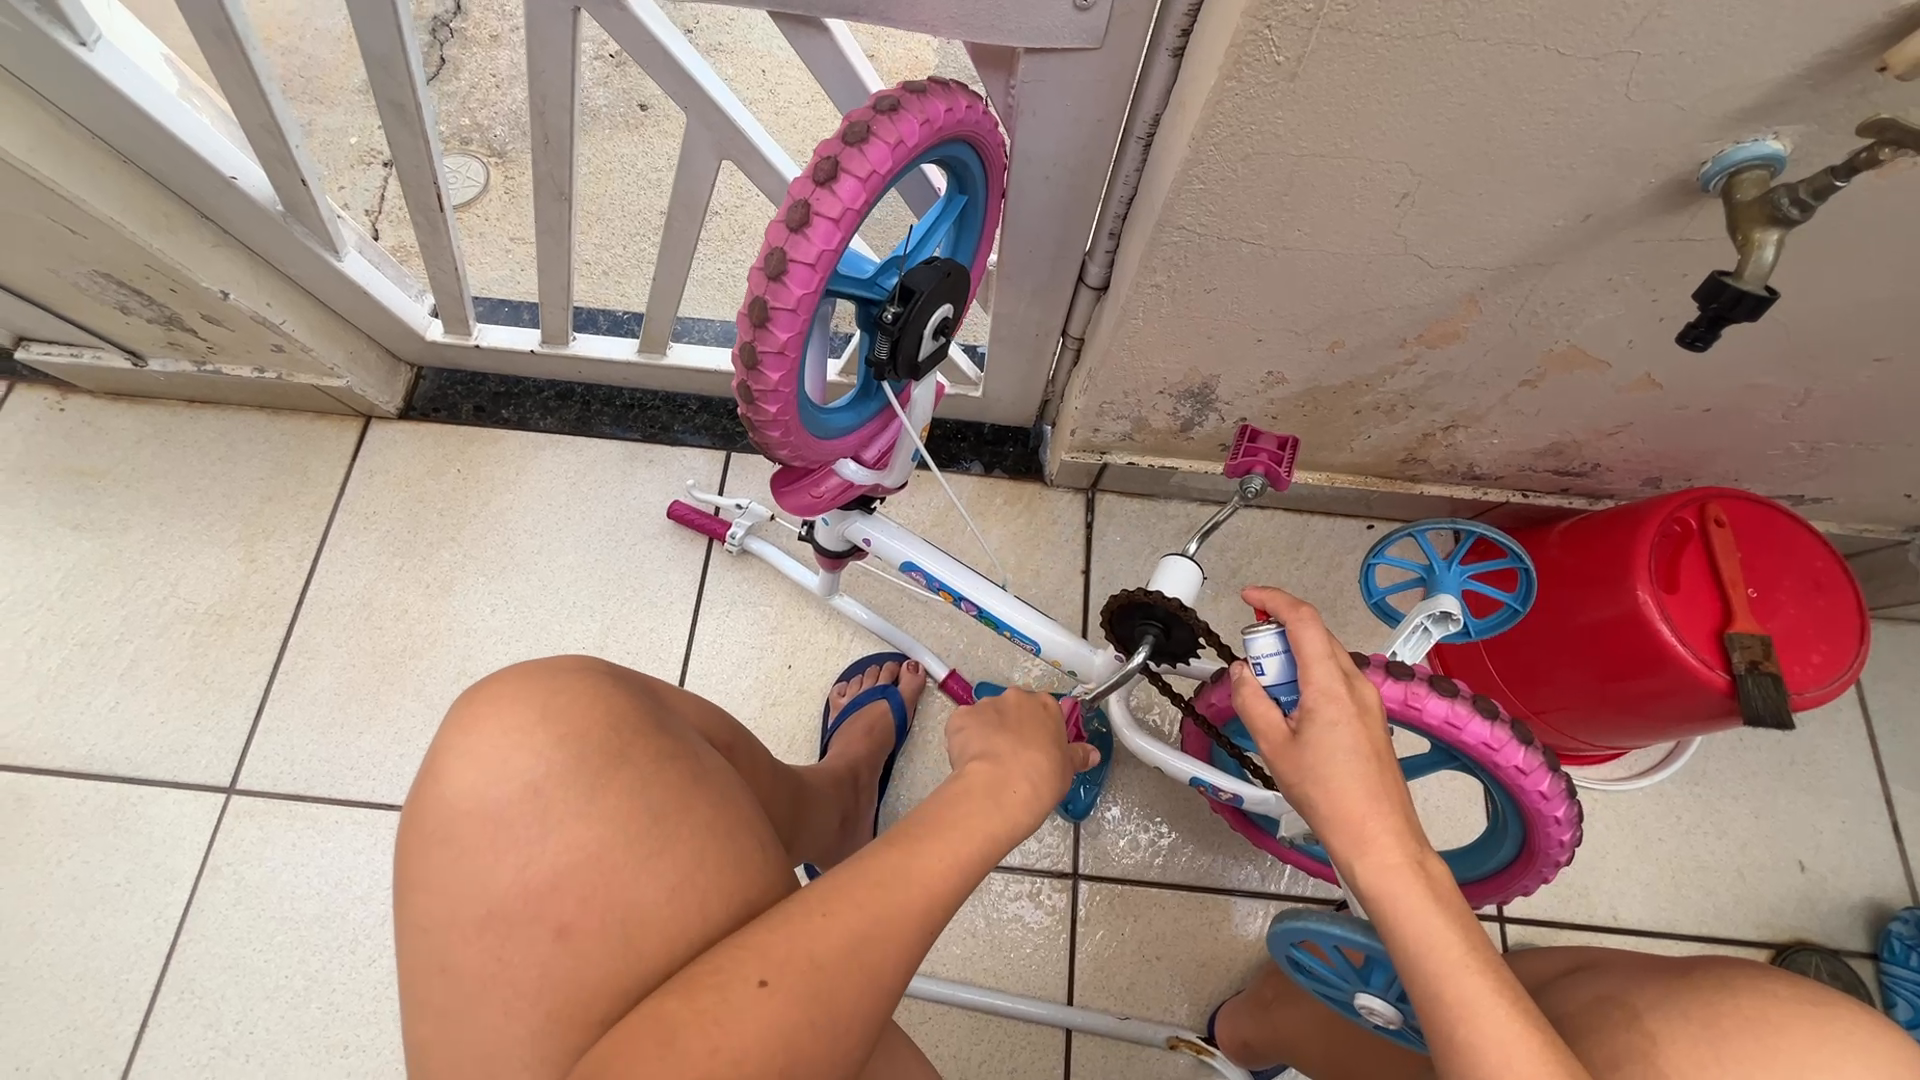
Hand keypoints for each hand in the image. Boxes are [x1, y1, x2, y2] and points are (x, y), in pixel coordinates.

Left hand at [945, 690, 1099, 830]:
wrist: (1001, 786)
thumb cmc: (1041, 777)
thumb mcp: (1068, 769)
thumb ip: (1078, 756)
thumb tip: (1092, 754)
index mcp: (1045, 705)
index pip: (1044, 710)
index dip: (1039, 730)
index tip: (1037, 748)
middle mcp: (1016, 698)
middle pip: (1014, 709)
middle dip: (1012, 728)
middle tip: (1014, 756)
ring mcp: (986, 705)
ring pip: (987, 716)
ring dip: (988, 733)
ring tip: (990, 763)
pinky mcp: (960, 718)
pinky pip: (963, 725)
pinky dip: (964, 739)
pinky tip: (970, 760)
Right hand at [1228, 586, 1428, 868]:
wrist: (1378, 836)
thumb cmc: (1328, 795)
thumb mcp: (1273, 746)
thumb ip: (1252, 700)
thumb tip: (1242, 673)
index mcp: (1330, 684)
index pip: (1303, 620)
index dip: (1273, 600)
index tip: (1248, 597)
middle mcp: (1355, 683)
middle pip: (1314, 636)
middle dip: (1277, 636)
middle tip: (1250, 660)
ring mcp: (1368, 699)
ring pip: (1325, 657)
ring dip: (1292, 660)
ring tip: (1268, 694)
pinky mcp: (1370, 716)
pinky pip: (1335, 679)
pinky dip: (1308, 679)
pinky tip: (1292, 711)